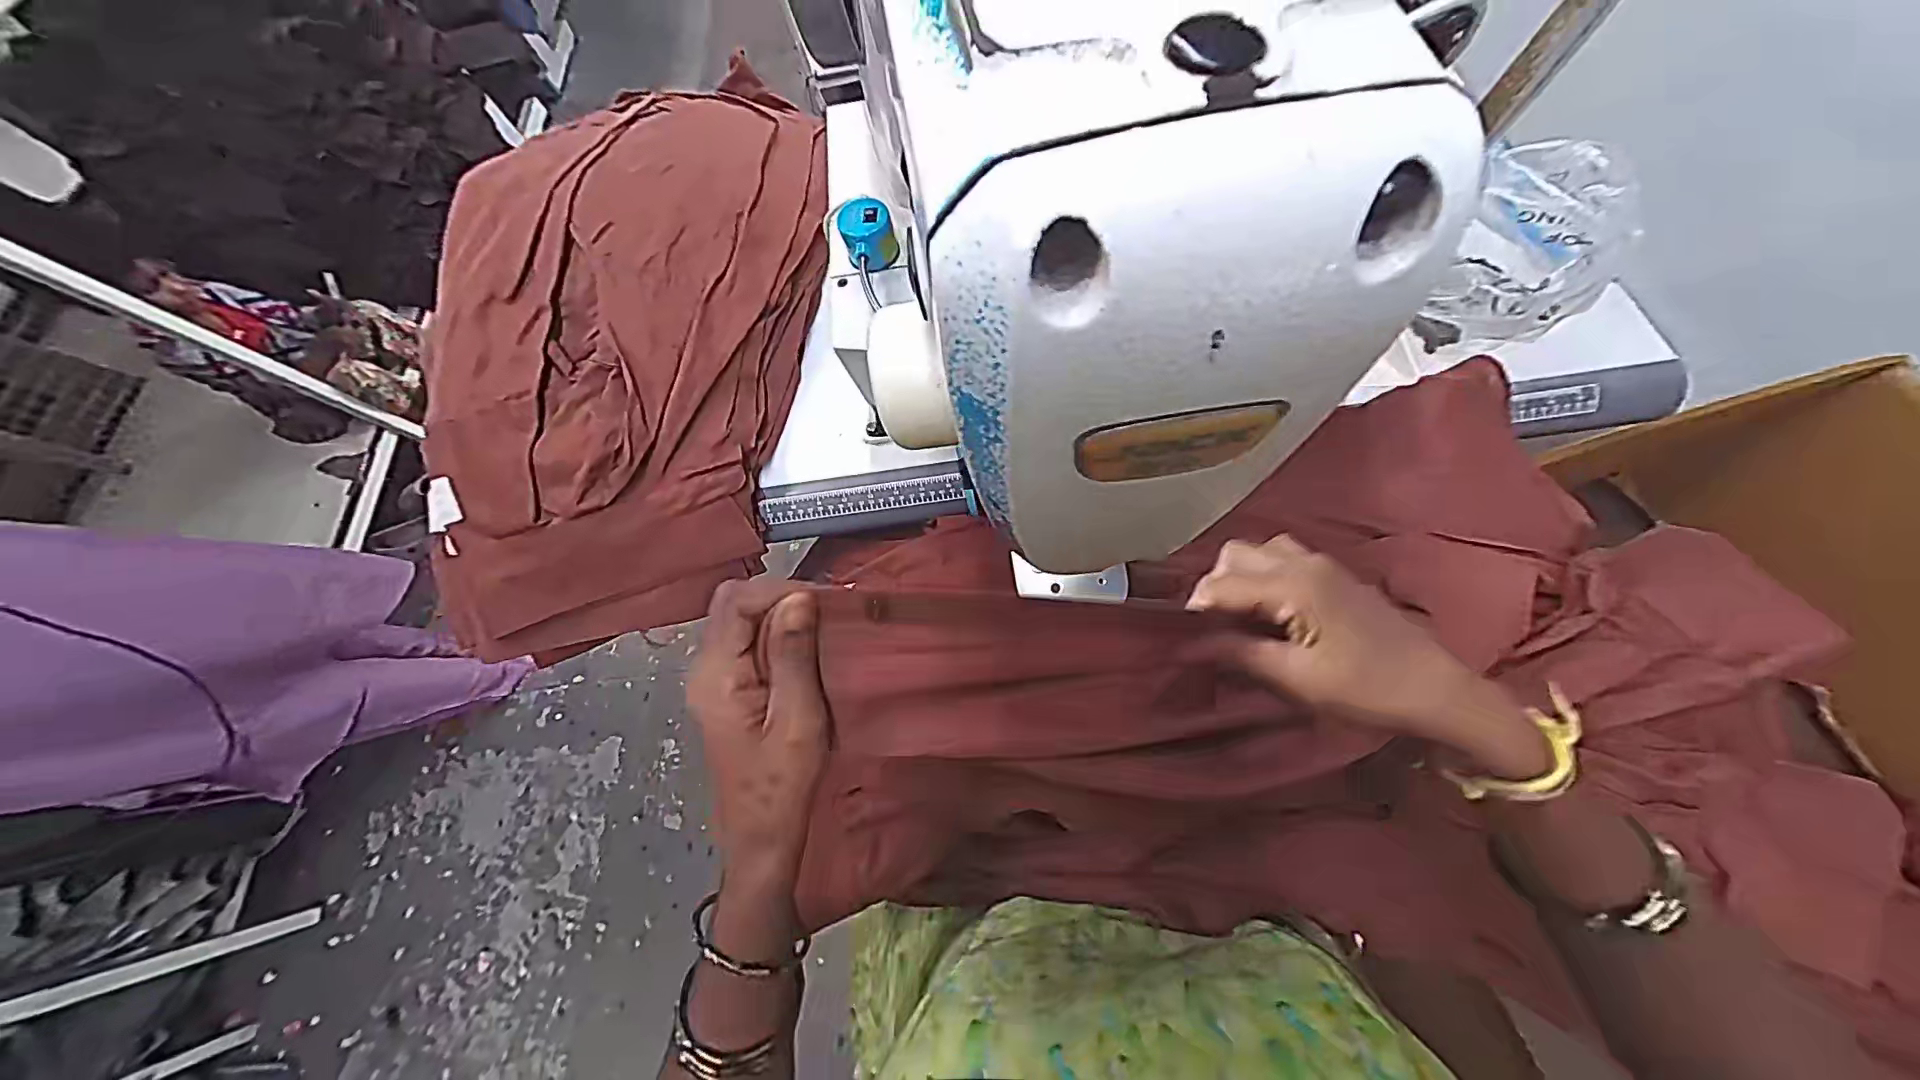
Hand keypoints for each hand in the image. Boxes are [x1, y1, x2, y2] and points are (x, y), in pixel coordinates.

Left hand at [687, 579, 831, 884]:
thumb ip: (794, 655)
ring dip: (780, 615)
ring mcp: (712, 677)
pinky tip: (805, 648)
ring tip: (821, 628)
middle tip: (824, 613)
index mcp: (714, 675)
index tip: (824, 603)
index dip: (781, 591)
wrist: (762, 837)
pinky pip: (747, 640)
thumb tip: (798, 597)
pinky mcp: (726, 688)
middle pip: (732, 603)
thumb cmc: (783, 785)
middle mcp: (703, 668)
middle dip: (779, 597)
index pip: (737, 601)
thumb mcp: (798, 718)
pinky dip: (777, 634)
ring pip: (740, 618)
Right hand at [1187, 535, 1550, 778]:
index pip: (1223, 584)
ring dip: (1239, 574)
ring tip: (1237, 613)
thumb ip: (1239, 654)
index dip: (1196, 608)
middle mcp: (1304, 563)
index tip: (1183, 637)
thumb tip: (1188, 646)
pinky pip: (1283, 556)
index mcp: (1294, 586)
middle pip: (1235, 554)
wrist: (1438, 691)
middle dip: (1214, 584)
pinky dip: (1263, 573)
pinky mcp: (1336, 574)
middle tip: (1211, 625)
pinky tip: (1268, 607)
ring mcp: (1323, 564)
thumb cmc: (1366, 689)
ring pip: (1260, 549)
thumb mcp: (1296, 678)